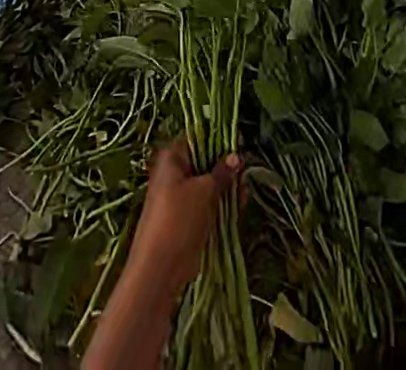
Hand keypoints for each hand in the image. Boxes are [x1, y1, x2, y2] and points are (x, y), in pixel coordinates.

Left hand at [126, 143, 241, 292]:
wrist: (160, 267)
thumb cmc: (179, 219)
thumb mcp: (204, 190)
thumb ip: (222, 171)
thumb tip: (236, 155)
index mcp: (172, 157)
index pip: (198, 137)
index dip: (219, 139)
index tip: (240, 143)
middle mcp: (175, 172)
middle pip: (205, 160)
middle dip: (226, 165)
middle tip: (245, 170)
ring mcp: (181, 195)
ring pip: (209, 183)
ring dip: (227, 186)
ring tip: (245, 189)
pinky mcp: (188, 215)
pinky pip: (208, 202)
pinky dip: (222, 202)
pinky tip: (240, 203)